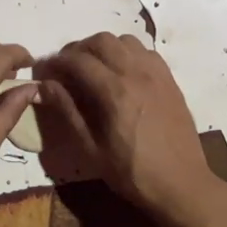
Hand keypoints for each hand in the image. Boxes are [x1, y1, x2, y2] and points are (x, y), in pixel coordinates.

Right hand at [35, 33, 221, 223]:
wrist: (182, 185)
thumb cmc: (133, 173)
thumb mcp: (92, 149)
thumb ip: (68, 111)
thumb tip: (45, 86)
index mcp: (115, 92)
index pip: (78, 60)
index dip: (56, 61)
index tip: (45, 71)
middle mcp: (136, 74)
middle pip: (101, 40)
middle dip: (78, 49)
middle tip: (67, 69)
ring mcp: (157, 74)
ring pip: (125, 40)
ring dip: (104, 48)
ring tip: (95, 68)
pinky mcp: (170, 79)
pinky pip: (145, 52)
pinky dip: (128, 53)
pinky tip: (122, 73)